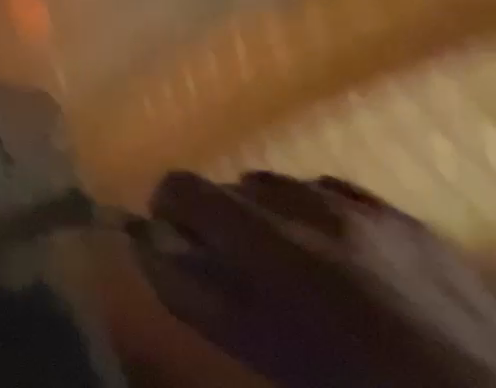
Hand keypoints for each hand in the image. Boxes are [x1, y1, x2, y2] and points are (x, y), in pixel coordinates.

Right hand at [136, 170, 495, 387]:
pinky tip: (341, 251)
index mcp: (257, 233)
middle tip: (239, 257)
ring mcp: (364, 210)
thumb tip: (139, 233)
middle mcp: (305, 205)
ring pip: (289, 184)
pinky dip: (327, 213)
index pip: (180, 184)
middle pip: (234, 182)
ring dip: (276, 210)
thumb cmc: (335, 373)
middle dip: (227, 213)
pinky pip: (345, 194)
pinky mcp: (411, 221)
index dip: (170, 210)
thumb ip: (174, 278)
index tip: (179, 240)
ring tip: (292, 254)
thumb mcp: (239, 336)